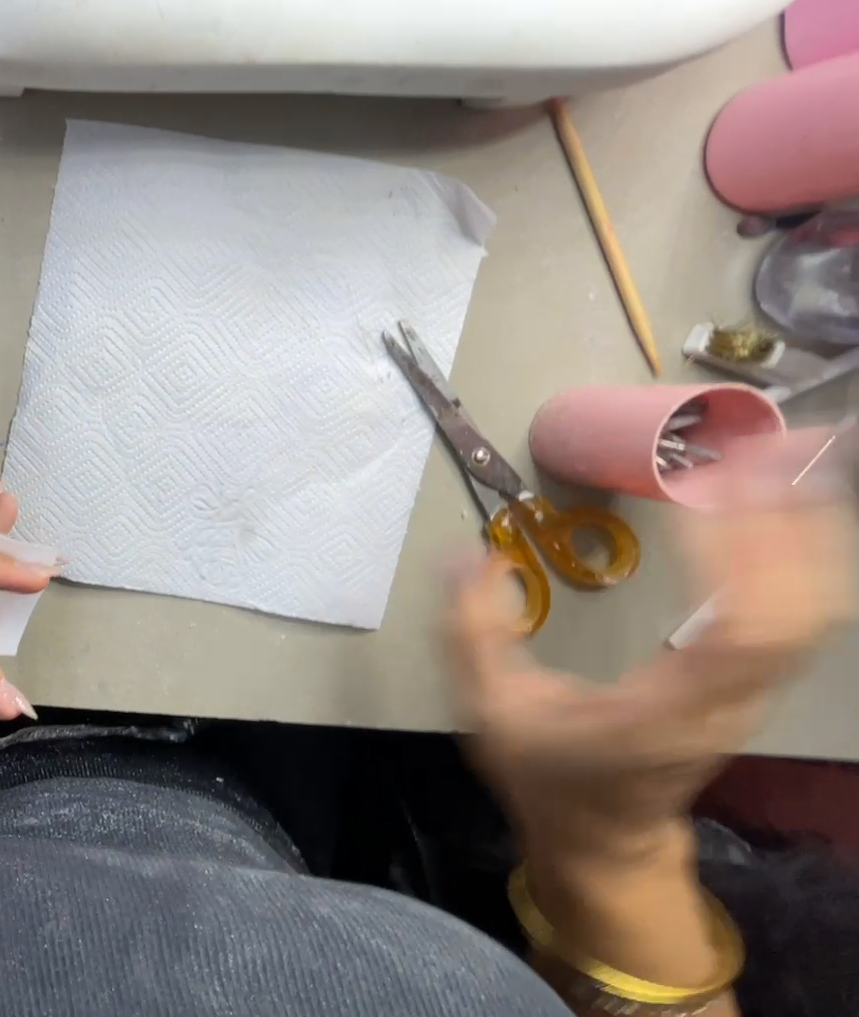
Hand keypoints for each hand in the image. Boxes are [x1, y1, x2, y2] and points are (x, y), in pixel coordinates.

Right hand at [443, 481, 853, 864]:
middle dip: (787, 523)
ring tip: (777, 458)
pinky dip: (793, 552)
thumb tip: (469, 554)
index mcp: (667, 708)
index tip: (702, 488)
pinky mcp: (749, 677)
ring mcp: (750, 689)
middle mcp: (729, 697)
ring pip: (810, 606)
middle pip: (797, 609)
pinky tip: (774, 509)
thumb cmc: (544, 771)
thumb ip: (471, 632)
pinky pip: (793, 611)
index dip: (735, 556)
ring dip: (802, 529)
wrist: (602, 831)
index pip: (735, 630)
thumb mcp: (486, 706)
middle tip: (756, 447)